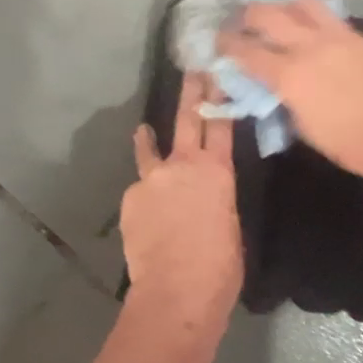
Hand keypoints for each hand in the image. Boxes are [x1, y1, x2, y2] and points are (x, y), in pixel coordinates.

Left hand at [121, 75, 241, 323]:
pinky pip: (141, 190)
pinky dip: (146, 196)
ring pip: (151, 150)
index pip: (222, 124)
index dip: (222, 98)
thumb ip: (216, 198)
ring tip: (143, 129)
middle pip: (188, 118)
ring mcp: (152, 178)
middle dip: (191, 92)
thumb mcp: (230, 224)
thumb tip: (205, 196)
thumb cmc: (219, 267)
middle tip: (192, 71)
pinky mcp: (131, 197)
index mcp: (218, 172)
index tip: (219, 74)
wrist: (175, 292)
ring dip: (149, 139)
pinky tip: (148, 216)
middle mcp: (184, 164)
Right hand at [218, 0, 362, 188]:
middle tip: (239, 22)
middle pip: (266, 15)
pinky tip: (306, 25)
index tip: (217, 43)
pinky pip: (326, 14)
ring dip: (281, 8)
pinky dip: (308, 15)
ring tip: (275, 17)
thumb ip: (280, 100)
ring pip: (299, 4)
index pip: (247, 52)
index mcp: (290, 76)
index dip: (227, 45)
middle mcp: (308, 47)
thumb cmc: (348, 144)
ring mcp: (334, 36)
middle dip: (246, 16)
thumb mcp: (302, 127)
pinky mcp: (355, 35)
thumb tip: (267, 87)